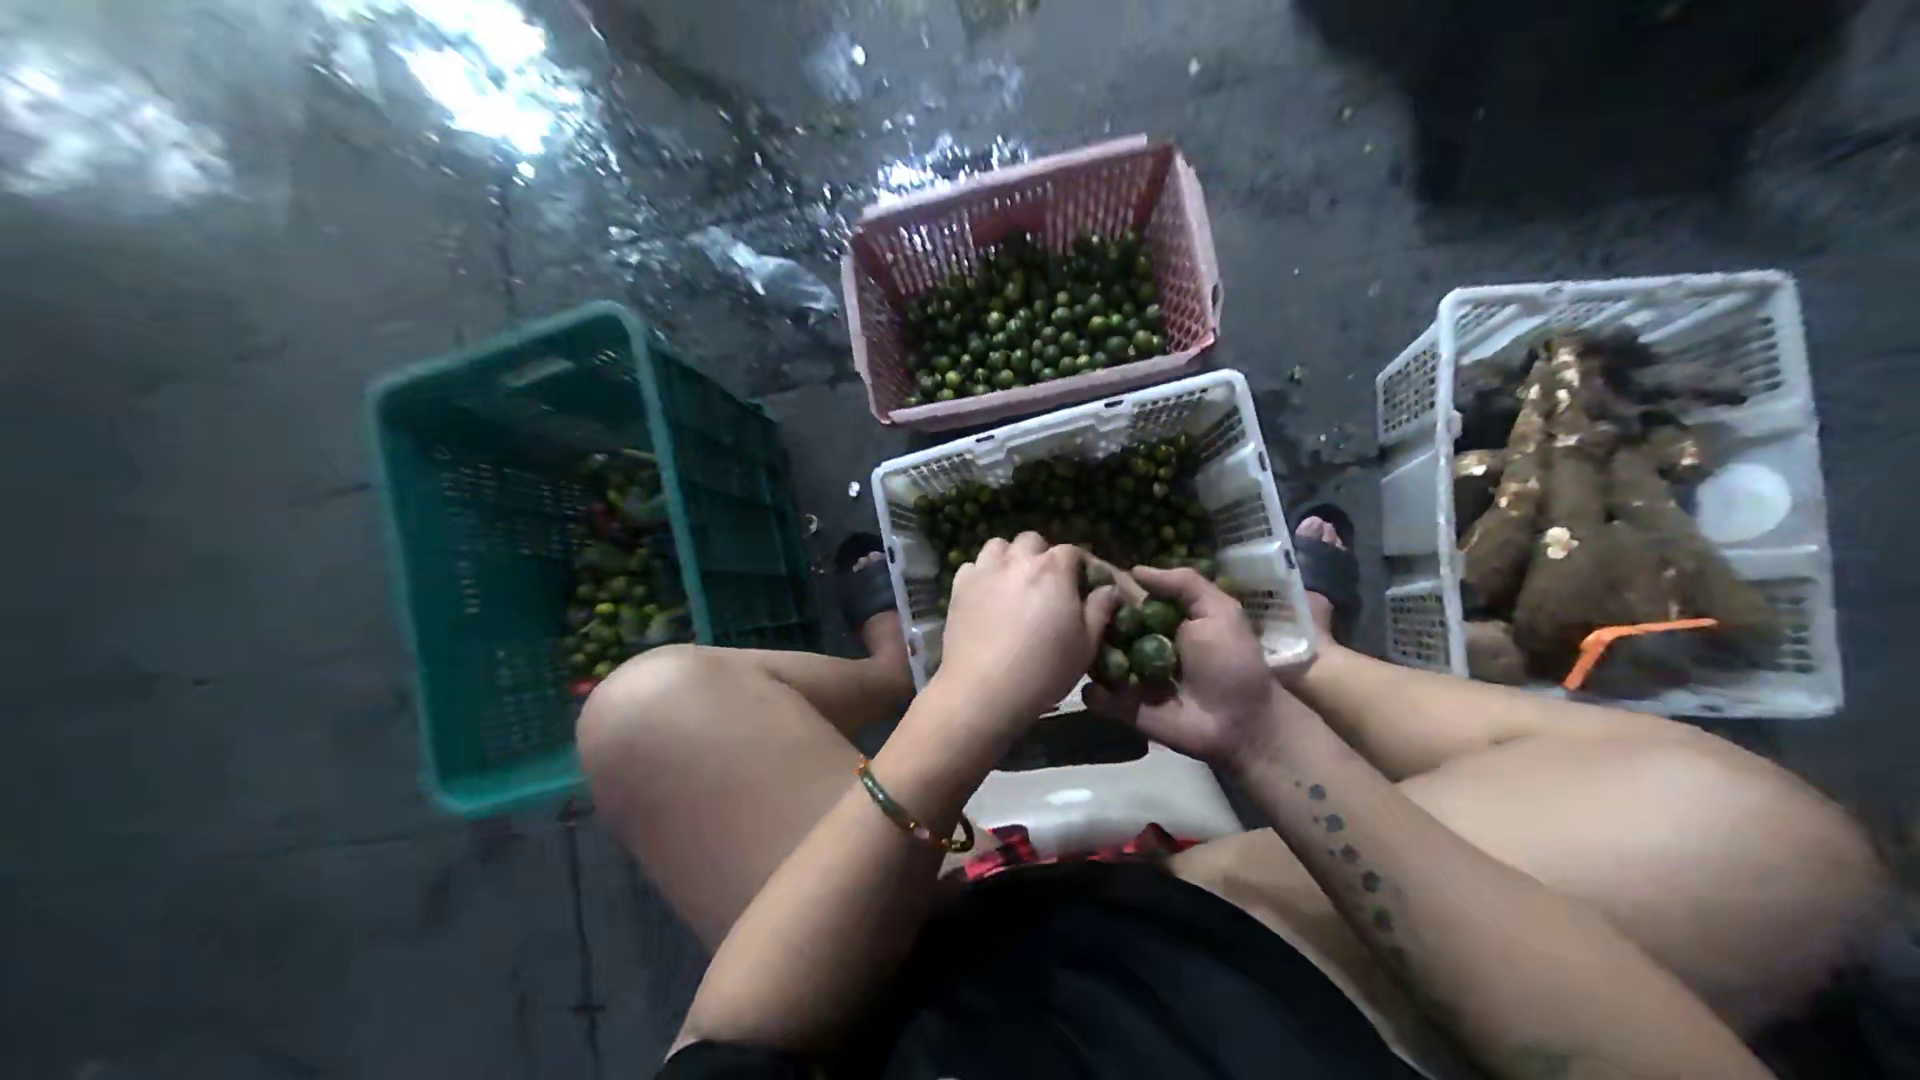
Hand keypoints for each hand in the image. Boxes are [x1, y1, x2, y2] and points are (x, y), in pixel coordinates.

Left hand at [933, 533, 1118, 738]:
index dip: (1079, 566)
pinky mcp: (959, 587)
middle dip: (1042, 555)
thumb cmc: (1043, 670)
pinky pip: (972, 566)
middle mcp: (1017, 560)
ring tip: (1013, 582)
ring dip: (1009, 558)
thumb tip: (1108, 589)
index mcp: (1053, 569)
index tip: (1081, 586)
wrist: (983, 690)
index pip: (1072, 551)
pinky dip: (982, 574)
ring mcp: (984, 571)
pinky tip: (986, 595)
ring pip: (998, 546)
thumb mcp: (1086, 645)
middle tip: (1046, 585)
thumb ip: (1100, 610)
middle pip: (1032, 541)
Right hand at [1083, 566, 1303, 769]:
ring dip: (1086, 652)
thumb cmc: (1232, 661)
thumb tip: (1134, 569)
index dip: (1102, 584)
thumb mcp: (1219, 611)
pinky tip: (1098, 686)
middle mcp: (1136, 642)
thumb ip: (1183, 583)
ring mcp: (1126, 675)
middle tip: (1071, 612)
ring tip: (1082, 649)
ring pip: (1092, 657)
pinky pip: (1096, 696)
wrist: (1241, 722)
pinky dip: (1093, 692)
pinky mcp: (1121, 706)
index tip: (1075, 570)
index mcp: (1157, 618)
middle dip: (1084, 616)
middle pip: (1100, 624)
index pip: (1122, 595)